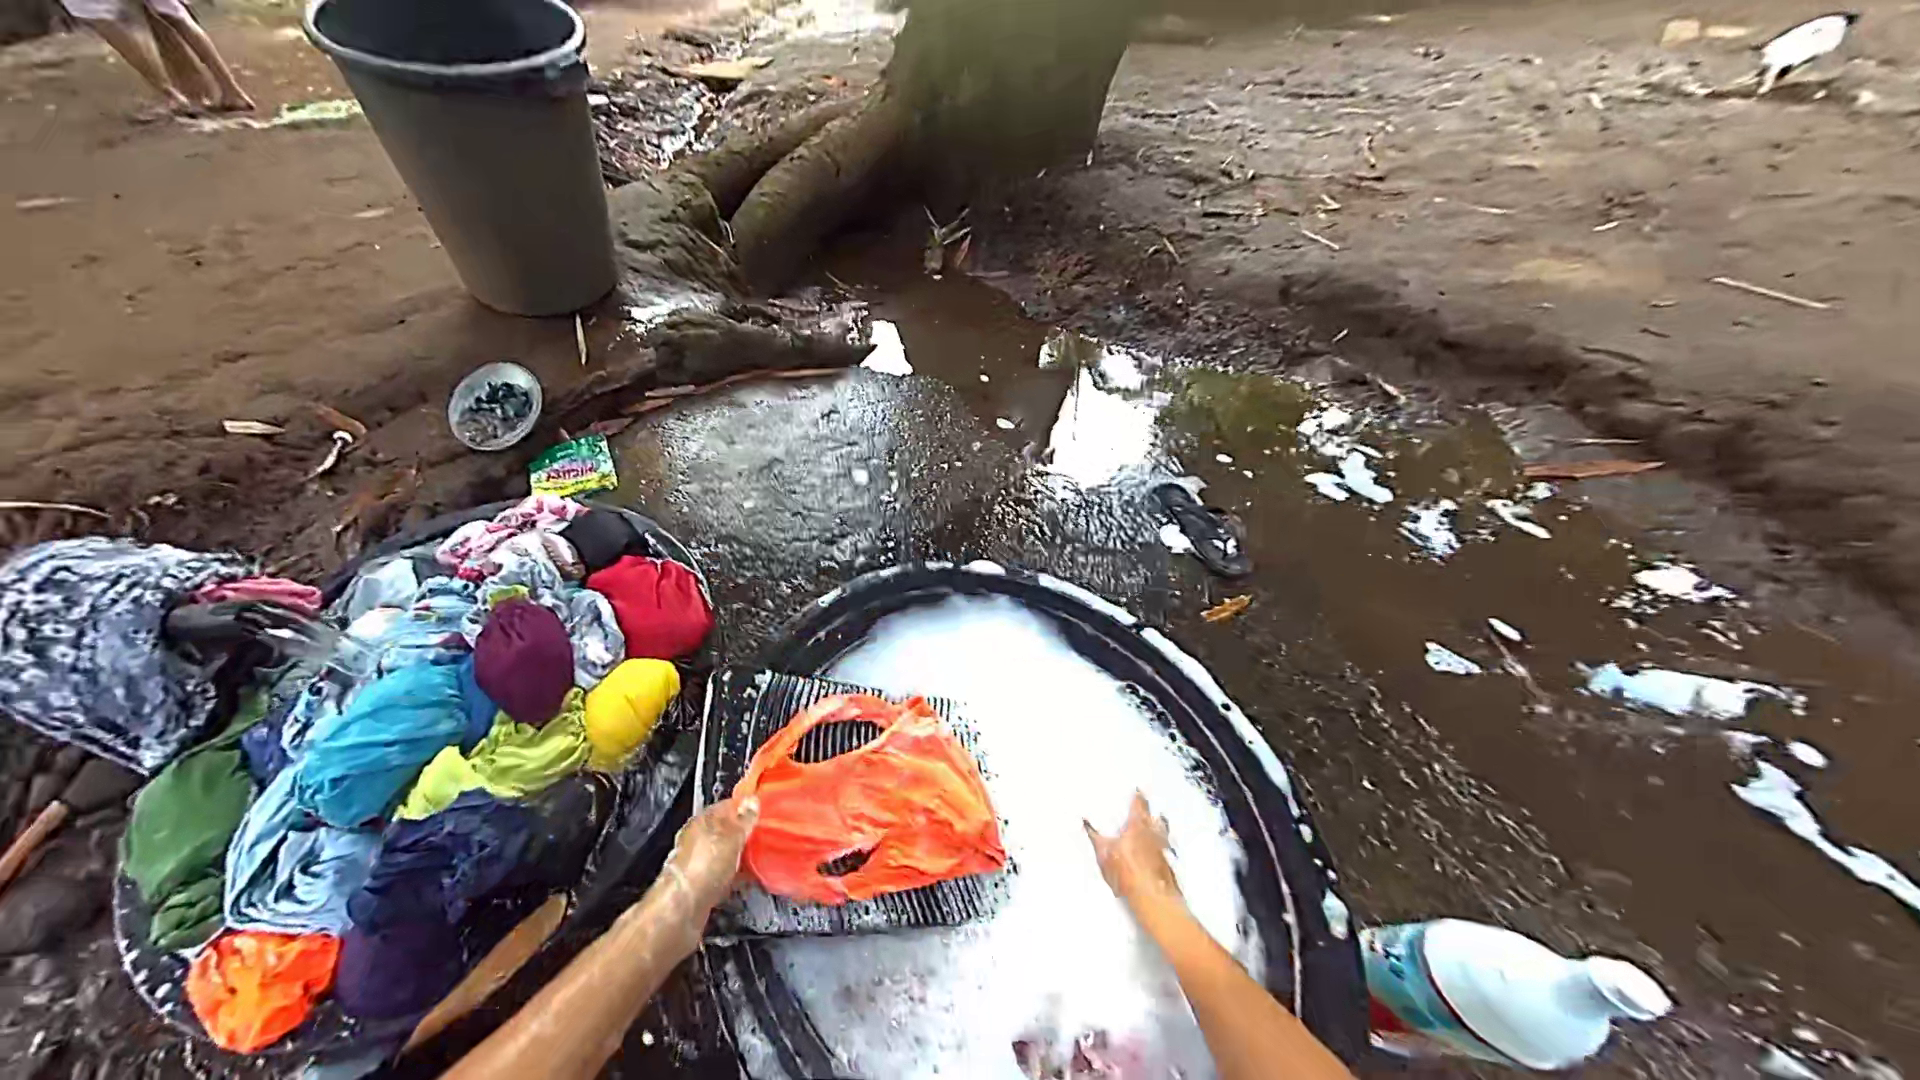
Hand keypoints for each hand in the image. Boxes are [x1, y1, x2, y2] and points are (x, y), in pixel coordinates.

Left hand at [662, 795, 759, 914]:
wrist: (681, 911)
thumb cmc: (703, 867)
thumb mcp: (731, 837)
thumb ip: (744, 819)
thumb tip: (752, 801)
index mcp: (702, 821)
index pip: (728, 805)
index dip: (746, 805)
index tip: (764, 808)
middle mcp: (697, 840)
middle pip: (727, 830)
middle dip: (746, 832)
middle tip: (767, 833)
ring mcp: (699, 864)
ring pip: (726, 853)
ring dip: (742, 855)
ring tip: (762, 856)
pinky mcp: (702, 887)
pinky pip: (724, 875)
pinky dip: (737, 875)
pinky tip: (749, 879)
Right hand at [1084, 792, 1184, 917]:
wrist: (1154, 899)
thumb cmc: (1128, 872)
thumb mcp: (1104, 853)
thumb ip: (1095, 836)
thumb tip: (1086, 822)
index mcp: (1139, 824)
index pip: (1140, 802)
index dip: (1137, 794)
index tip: (1135, 788)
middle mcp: (1155, 831)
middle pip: (1155, 814)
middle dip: (1149, 810)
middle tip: (1142, 806)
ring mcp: (1165, 847)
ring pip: (1163, 830)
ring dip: (1157, 826)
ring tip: (1150, 826)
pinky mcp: (1170, 862)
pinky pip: (1166, 845)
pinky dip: (1160, 844)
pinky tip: (1154, 850)